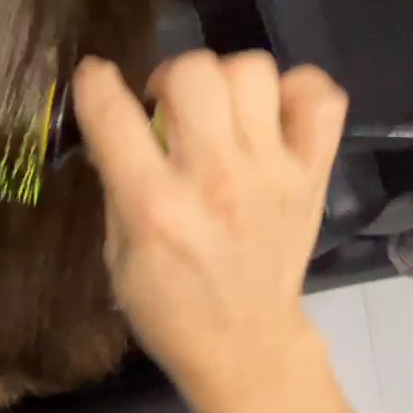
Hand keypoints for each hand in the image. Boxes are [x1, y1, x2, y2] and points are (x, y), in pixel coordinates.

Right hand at [72, 52, 348, 407]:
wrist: (242, 343)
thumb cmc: (167, 308)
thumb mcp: (118, 257)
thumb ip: (117, 191)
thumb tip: (115, 134)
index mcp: (152, 206)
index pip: (114, 118)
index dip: (95, 84)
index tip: (94, 77)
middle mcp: (212, 177)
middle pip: (194, 72)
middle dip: (168, 77)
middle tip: (165, 107)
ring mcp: (270, 171)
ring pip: (253, 70)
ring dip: (224, 82)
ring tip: (216, 112)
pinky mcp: (312, 171)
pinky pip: (318, 94)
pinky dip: (292, 91)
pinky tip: (268, 117)